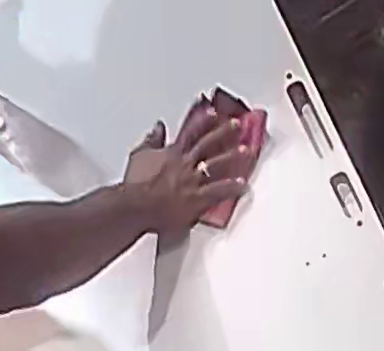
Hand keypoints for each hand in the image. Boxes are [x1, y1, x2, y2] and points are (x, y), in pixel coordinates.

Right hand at [123, 106, 251, 233]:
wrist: (137, 205)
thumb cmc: (136, 185)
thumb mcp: (139, 156)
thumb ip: (151, 140)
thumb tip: (158, 126)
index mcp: (171, 153)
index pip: (190, 131)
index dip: (203, 120)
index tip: (214, 112)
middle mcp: (185, 163)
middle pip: (208, 143)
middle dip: (224, 132)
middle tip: (237, 125)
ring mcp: (192, 181)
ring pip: (217, 164)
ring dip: (234, 157)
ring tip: (247, 151)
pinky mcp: (197, 199)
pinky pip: (219, 191)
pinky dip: (232, 187)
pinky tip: (243, 184)